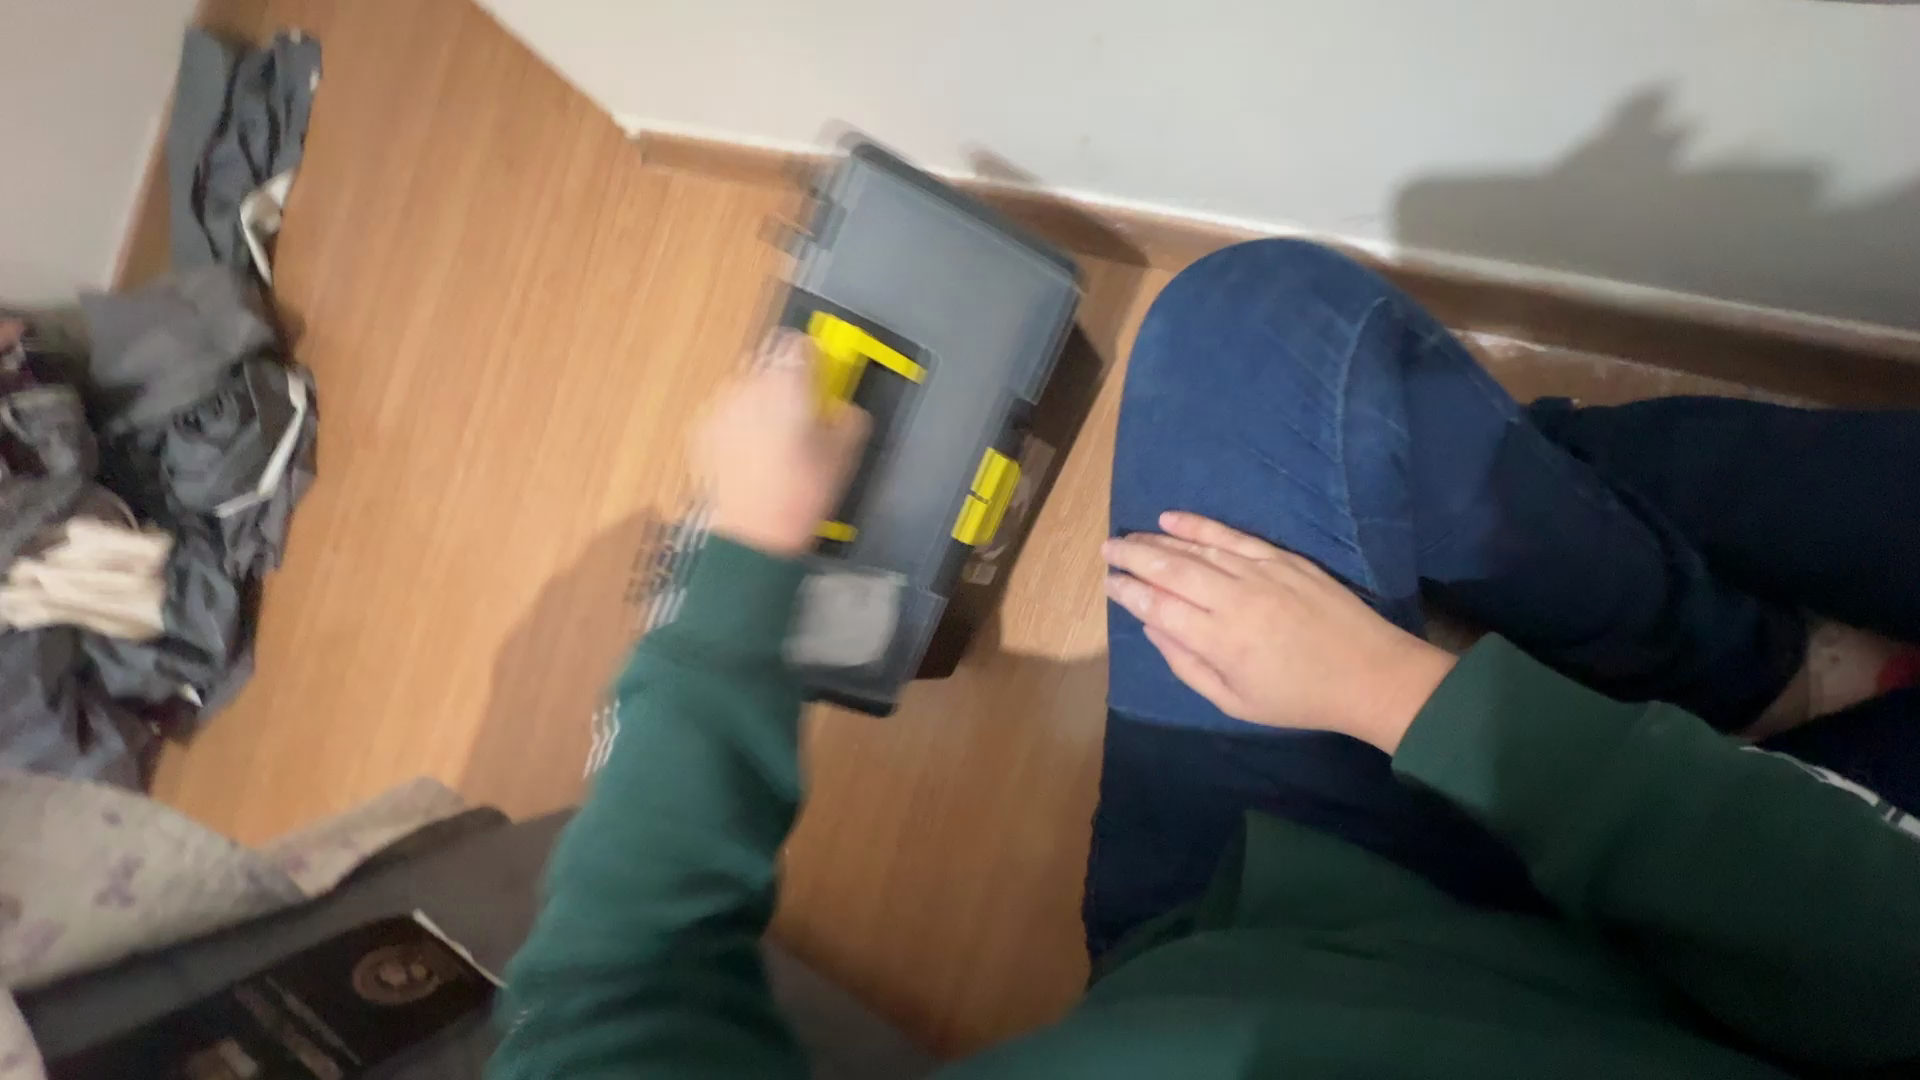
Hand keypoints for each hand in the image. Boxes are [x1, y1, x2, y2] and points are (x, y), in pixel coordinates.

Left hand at [697, 331, 870, 556]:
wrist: (753, 532)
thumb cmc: (802, 493)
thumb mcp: (844, 456)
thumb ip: (849, 418)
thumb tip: (843, 407)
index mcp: (788, 383)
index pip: (798, 343)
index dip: (812, 358)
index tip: (820, 377)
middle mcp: (750, 383)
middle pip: (769, 359)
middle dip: (784, 377)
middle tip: (799, 410)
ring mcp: (721, 404)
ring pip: (745, 384)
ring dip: (760, 398)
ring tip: (773, 435)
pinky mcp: (702, 427)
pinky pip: (726, 410)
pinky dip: (738, 420)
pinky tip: (751, 452)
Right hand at [1103, 512, 1455, 752]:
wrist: (1371, 675)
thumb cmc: (1298, 698)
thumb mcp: (1234, 702)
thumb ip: (1187, 665)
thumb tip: (1152, 629)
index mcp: (1219, 640)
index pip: (1157, 607)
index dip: (1127, 592)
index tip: (1108, 583)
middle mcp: (1232, 600)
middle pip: (1168, 569)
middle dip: (1131, 557)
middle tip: (1107, 549)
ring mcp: (1258, 574)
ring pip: (1195, 548)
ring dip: (1156, 540)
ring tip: (1129, 536)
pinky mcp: (1281, 559)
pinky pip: (1231, 536)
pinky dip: (1198, 525)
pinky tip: (1171, 518)